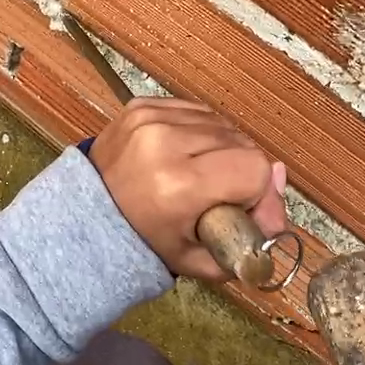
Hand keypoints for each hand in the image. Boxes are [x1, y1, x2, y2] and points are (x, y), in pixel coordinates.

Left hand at [88, 98, 287, 279]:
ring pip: (220, 124)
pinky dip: (201, 133)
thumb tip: (280, 175)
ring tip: (206, 178)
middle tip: (229, 199)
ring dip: (224, 150)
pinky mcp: (140, 104)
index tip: (252, 215)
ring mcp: (149, 117)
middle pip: (240, 143)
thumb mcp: (200, 259)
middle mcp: (163, 141)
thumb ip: (250, 232)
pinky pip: (194, 112)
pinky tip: (188, 156)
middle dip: (245, 173)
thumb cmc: (142, 242)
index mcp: (178, 183)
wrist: (84, 215)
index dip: (262, 194)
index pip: (253, 167)